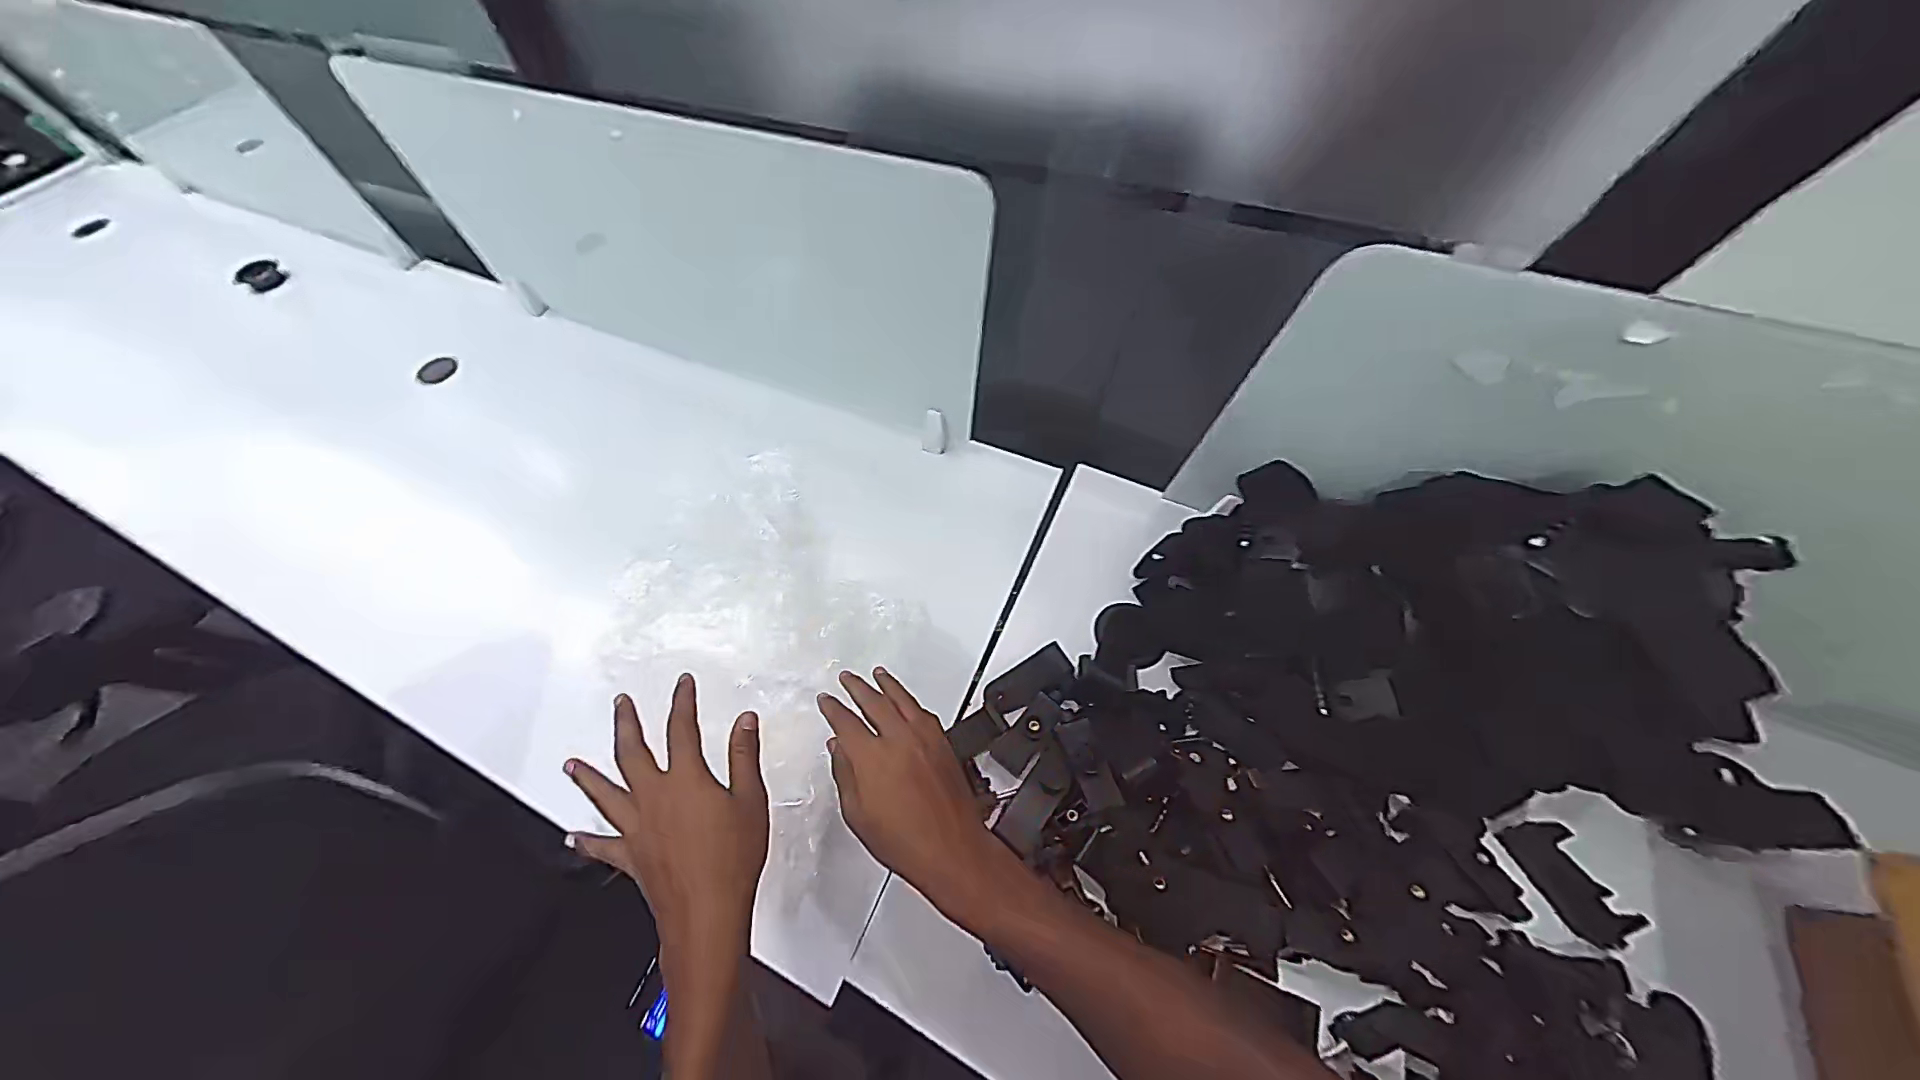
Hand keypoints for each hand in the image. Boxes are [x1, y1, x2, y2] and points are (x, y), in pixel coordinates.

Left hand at [565, 674, 769, 972]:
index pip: (681, 729)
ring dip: (588, 776)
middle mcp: (655, 799)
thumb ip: (744, 756)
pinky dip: (585, 840)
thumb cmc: (732, 859)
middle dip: (626, 724)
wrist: (707, 912)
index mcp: (687, 780)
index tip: (682, 685)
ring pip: (606, 794)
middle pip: (632, 753)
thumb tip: (744, 722)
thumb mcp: (750, 799)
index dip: (682, 702)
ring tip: (572, 764)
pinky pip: (601, 845)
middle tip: (621, 705)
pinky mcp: (631, 857)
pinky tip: (572, 836)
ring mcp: (638, 828)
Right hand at [817, 669, 1019, 924]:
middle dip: (857, 688)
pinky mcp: (943, 743)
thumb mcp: (858, 814)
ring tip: (877, 674)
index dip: (833, 709)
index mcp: (872, 757)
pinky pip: (923, 712)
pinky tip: (907, 700)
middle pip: (874, 702)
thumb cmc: (906, 840)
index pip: (846, 722)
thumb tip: (838, 750)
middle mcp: (899, 740)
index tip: (826, 700)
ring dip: (887, 684)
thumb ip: (845, 775)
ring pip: (902, 700)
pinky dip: (910, 700)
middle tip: (847, 678)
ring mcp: (924, 739)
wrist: (950, 848)